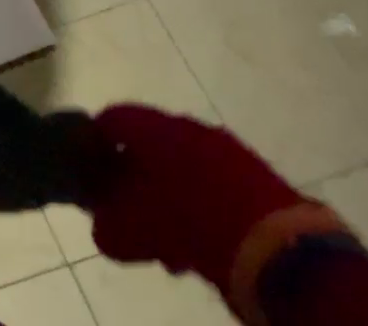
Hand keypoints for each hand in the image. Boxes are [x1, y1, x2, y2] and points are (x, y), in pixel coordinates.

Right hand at [86, 105, 304, 288]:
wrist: (276, 249)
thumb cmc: (183, 224)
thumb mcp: (125, 232)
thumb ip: (105, 224)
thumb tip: (106, 223)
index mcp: (151, 127)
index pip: (110, 119)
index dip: (94, 143)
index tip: (91, 172)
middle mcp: (187, 127)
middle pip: (148, 145)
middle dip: (135, 179)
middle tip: (128, 210)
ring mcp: (228, 150)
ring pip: (183, 169)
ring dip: (170, 199)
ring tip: (168, 242)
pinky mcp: (260, 177)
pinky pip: (216, 187)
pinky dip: (203, 209)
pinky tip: (201, 244)